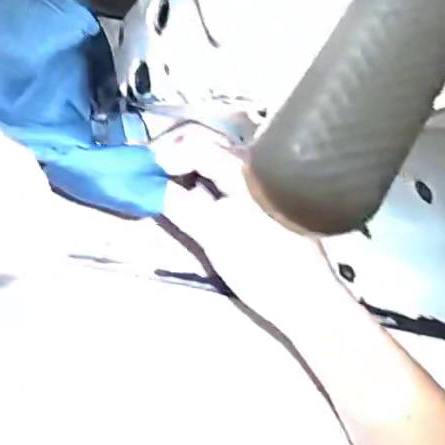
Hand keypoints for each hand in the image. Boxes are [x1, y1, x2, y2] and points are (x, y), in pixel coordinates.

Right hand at [151, 125, 354, 335]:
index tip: (135, 172)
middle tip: (141, 172)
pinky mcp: (253, 195)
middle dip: (164, 153)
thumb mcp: (209, 232)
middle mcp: (254, 167)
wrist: (309, 305)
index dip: (158, 155)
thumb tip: (138, 180)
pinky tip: (176, 192)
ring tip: (153, 182)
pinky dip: (190, 176)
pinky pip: (214, 171)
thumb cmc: (263, 268)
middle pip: (199, 140)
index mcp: (247, 171)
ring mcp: (255, 179)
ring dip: (176, 163)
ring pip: (205, 153)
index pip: (192, 144)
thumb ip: (171, 199)